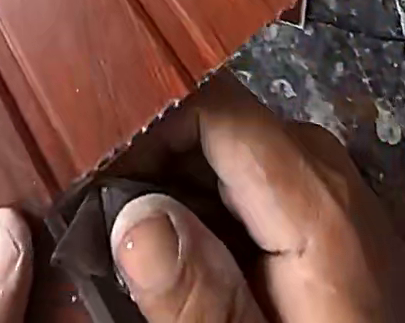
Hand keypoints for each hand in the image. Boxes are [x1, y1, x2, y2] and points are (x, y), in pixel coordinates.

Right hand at [109, 75, 404, 322]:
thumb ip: (203, 302)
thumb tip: (130, 219)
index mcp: (312, 193)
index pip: (208, 102)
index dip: (145, 122)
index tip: (92, 170)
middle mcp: (313, 158)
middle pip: (205, 115)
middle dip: (144, 156)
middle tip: (94, 213)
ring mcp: (312, 169)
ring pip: (212, 139)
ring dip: (162, 179)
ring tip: (122, 231)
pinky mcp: (306, 188)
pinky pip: (232, 167)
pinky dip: (191, 196)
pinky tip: (171, 242)